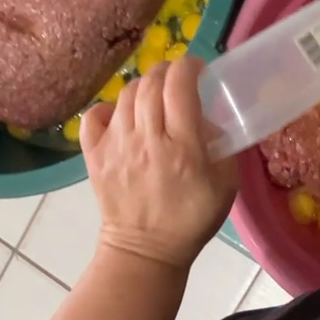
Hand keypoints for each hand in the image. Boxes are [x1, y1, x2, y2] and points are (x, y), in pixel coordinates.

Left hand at [80, 57, 237, 271]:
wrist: (145, 252)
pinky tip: (121, 116)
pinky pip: (94, 116)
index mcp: (183, 147)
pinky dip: (108, 108)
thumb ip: (222, 147)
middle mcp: (147, 140)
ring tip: (153, 97)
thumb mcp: (225, 185)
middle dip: (166, 71)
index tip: (197, 71)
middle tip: (177, 80)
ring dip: (142, 87)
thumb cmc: (191, 219)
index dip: (189, 67)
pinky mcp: (94, 157)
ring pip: (126, 95)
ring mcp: (116, 147)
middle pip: (151, 83)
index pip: (180, 85)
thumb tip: (208, 117)